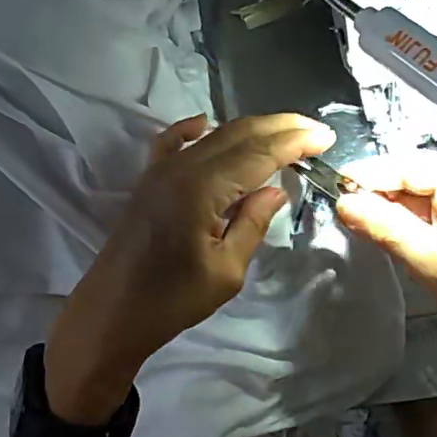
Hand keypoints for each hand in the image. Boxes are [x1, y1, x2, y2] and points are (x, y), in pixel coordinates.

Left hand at [45, 113, 335, 422]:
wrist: (110, 315)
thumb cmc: (170, 300)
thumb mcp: (225, 271)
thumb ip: (253, 223)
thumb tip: (276, 190)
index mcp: (202, 188)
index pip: (258, 154)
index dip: (294, 142)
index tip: (326, 137)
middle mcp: (181, 168)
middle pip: (238, 134)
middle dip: (280, 127)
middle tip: (315, 129)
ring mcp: (160, 170)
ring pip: (213, 135)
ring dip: (251, 129)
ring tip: (284, 131)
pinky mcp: (149, 180)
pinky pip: (172, 142)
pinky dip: (193, 129)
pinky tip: (206, 122)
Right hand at [335, 152, 436, 393]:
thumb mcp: (433, 262)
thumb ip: (385, 227)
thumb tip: (344, 202)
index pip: (411, 164)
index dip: (370, 175)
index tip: (333, 186)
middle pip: (420, 178)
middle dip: (383, 195)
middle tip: (345, 212)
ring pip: (430, 200)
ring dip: (399, 213)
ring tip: (365, 226)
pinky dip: (419, 227)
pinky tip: (399, 240)